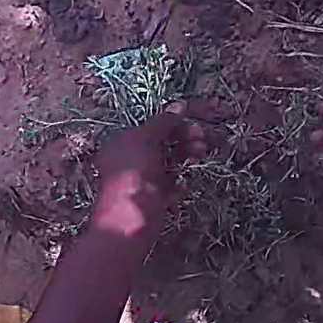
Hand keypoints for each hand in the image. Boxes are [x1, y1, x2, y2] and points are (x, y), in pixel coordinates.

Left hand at [88, 104, 208, 242]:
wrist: (132, 217)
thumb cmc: (134, 172)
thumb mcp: (146, 139)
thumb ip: (162, 122)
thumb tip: (179, 105)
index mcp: (122, 143)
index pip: (150, 126)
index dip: (171, 122)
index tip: (192, 121)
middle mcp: (131, 159)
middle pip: (161, 142)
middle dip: (182, 137)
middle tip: (200, 138)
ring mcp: (143, 178)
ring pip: (168, 160)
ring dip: (185, 153)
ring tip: (200, 152)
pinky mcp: (154, 197)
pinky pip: (171, 183)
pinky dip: (180, 179)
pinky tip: (185, 180)